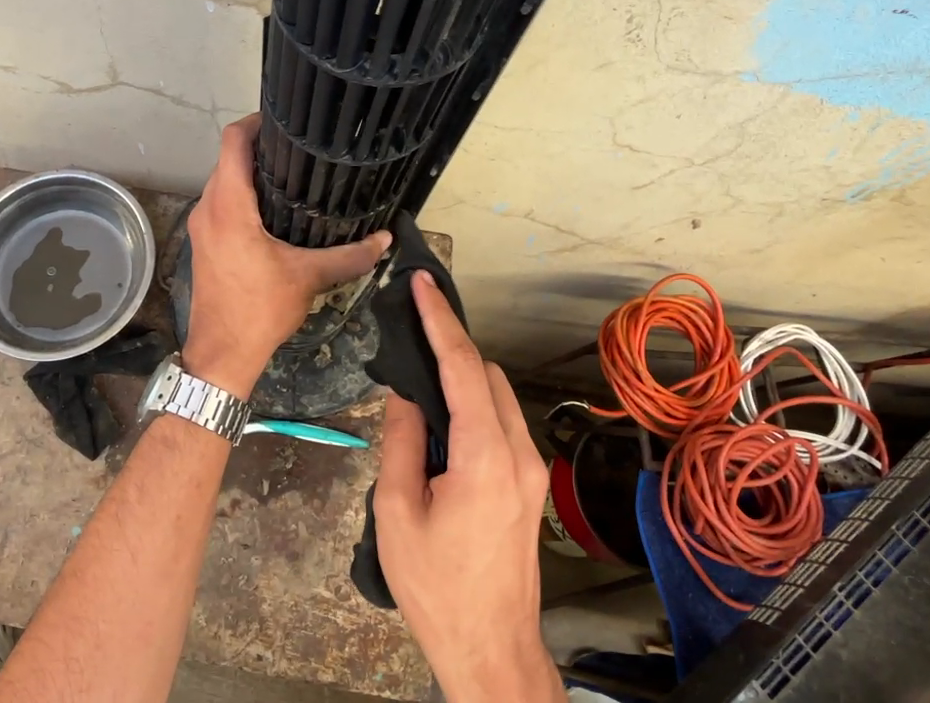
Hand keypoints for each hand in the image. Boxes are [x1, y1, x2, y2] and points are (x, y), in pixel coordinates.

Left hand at [182, 115, 391, 395]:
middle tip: (299, 148)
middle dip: (260, 148)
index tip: (285, 120)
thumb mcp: (308, 278)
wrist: (221, 354)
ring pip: (222, 183)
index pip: (233, 141)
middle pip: (228, 159)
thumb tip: (385, 240)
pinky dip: (241, 197)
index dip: (256, 122)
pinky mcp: (203, 243)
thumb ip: (349, 256)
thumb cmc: (259, 309)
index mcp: (228, 205)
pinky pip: (220, 204)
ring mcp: (201, 226)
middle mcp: (208, 208)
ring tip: (291, 174)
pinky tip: (272, 209)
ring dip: (249, 174)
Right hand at [375, 272, 561, 702]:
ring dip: (464, 375)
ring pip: (500, 395)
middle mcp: (520, 452)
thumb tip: (405, 393)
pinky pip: (503, 421)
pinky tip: (443, 418)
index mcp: (484, 456)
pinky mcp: (532, 484)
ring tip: (420, 373)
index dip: (440, 321)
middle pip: (488, 374)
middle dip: (451, 345)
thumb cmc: (435, 585)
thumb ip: (401, 440)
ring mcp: (532, 468)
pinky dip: (475, 403)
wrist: (490, 646)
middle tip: (410, 329)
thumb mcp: (397, 510)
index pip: (462, 368)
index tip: (423, 283)